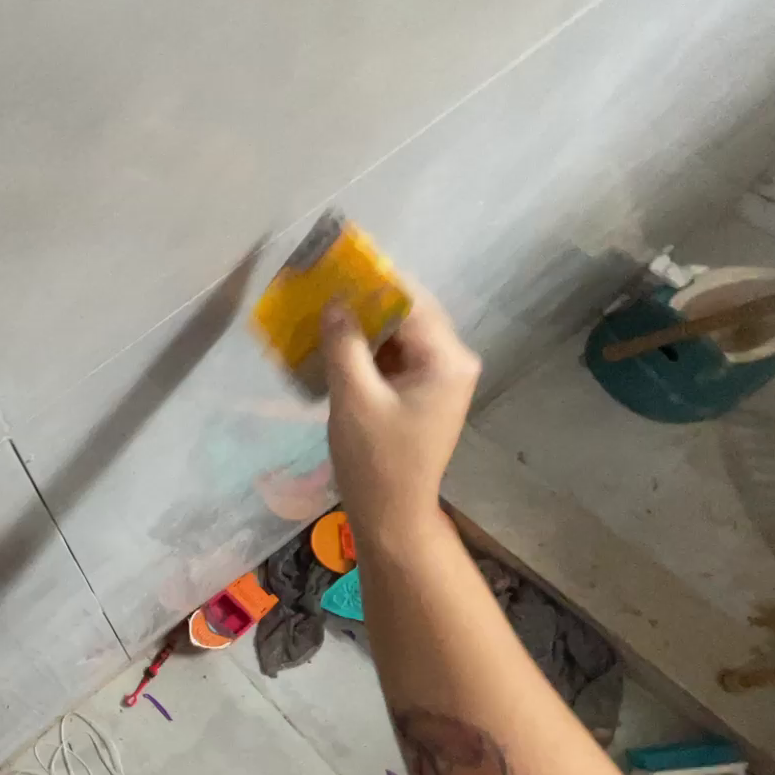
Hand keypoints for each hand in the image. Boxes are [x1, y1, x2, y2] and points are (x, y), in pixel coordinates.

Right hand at [321, 292, 479, 541]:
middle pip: (408, 315)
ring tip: (323, 311)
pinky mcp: (421, 393)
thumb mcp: (353, 398)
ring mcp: (438, 379)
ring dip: (363, 325)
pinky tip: (335, 345)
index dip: (374, 281)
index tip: (338, 262)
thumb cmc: (374, 458)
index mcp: (446, 361)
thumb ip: (345, 345)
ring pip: (399, 335)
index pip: (411, 303)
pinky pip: (393, 357)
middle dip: (366, 300)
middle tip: (324, 286)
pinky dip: (366, 348)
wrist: (391, 512)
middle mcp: (451, 362)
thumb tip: (336, 302)